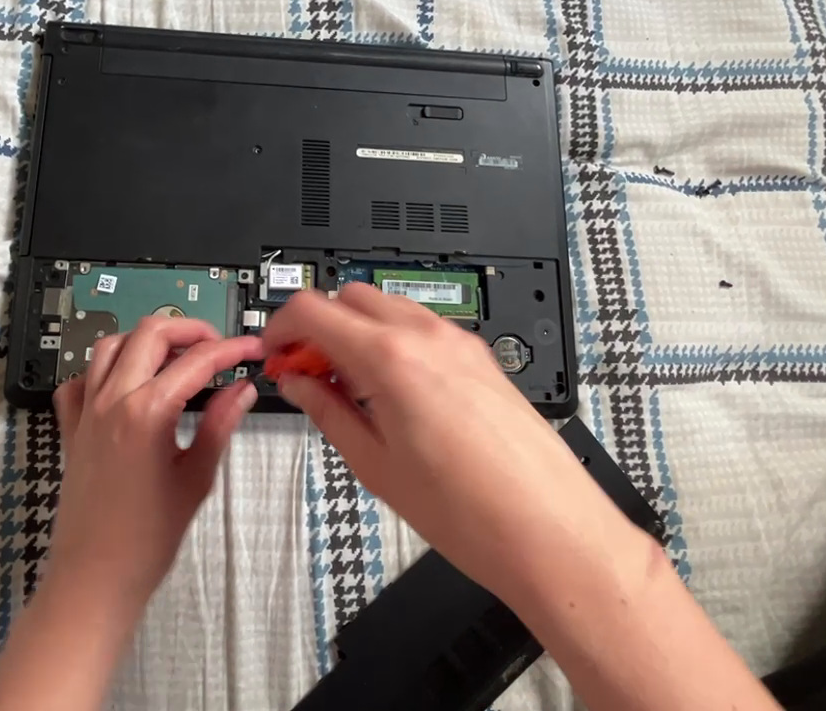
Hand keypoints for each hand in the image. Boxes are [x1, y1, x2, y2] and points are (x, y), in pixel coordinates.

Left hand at [46, 317, 261, 619]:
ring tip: (175, 358)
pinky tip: (126, 385)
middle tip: (217, 349)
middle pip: (150, 332)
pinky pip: (80, 378)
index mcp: (148, 411)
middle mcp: (112, 398)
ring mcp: (85, 409)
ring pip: (111, 344)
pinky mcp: (69, 426)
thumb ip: (220, 425)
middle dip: (189, 330)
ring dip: (146, 341)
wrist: (95, 577)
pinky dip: (104, 369)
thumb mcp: (197, 478)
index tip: (254, 349)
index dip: (232, 349)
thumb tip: (243, 388)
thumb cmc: (152, 536)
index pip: (197, 361)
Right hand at [260, 285, 642, 613]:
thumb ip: (326, 411)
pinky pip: (422, 327)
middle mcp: (427, 337)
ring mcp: (459, 343)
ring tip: (348, 387)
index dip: (280, 328)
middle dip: (317, 326)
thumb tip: (299, 384)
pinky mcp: (480, 357)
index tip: (276, 353)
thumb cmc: (474, 512)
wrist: (550, 531)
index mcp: (391, 359)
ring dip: (356, 330)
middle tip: (306, 372)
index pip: (312, 310)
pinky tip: (390, 390)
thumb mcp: (375, 465)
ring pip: (386, 306)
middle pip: (348, 296)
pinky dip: (392, 341)